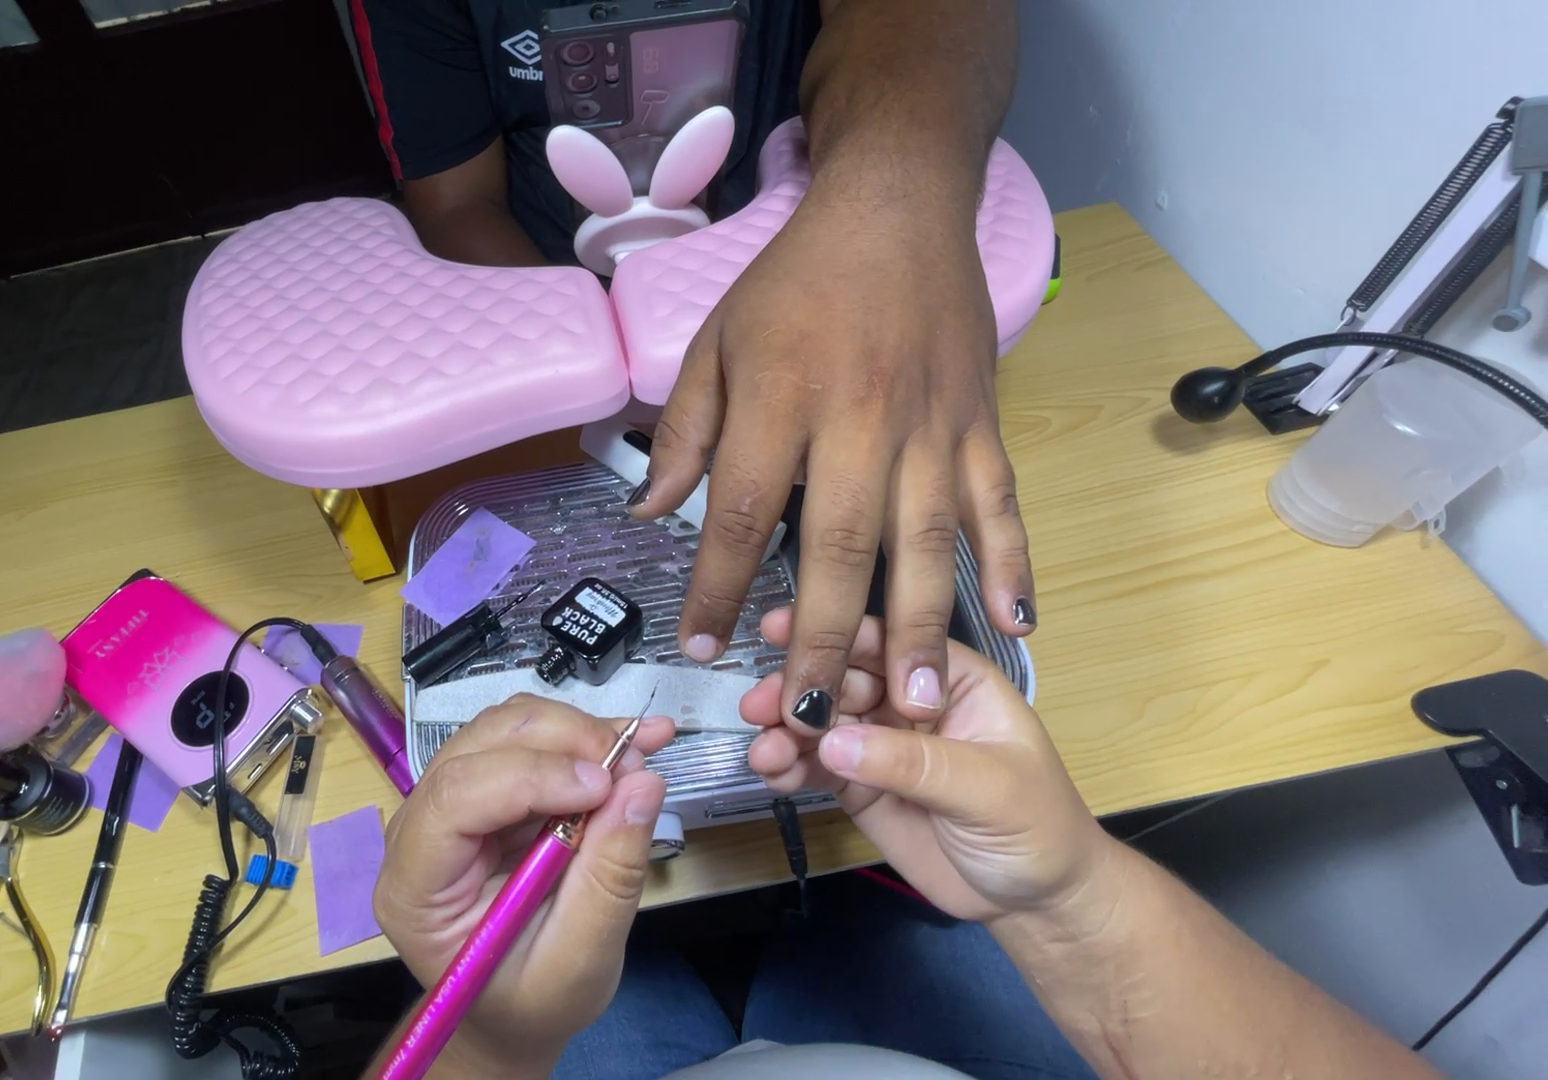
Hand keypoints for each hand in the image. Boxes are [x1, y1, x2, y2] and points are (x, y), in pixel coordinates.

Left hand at [373, 696, 673, 1074]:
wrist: (513, 1004)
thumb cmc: (531, 998)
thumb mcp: (577, 961)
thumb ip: (609, 877)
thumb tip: (643, 785)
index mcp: (416, 885)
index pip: (454, 798)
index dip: (531, 776)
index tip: (604, 786)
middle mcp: (420, 827)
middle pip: (481, 746)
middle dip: (562, 740)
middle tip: (631, 764)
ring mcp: (451, 798)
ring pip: (507, 727)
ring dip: (576, 730)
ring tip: (636, 755)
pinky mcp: (487, 785)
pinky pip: (530, 737)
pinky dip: (583, 734)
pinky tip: (632, 739)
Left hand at [632, 177, 1033, 732]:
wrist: (894, 211)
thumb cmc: (792, 284)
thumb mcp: (713, 344)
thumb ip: (682, 432)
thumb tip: (650, 510)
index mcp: (781, 398)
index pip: (739, 511)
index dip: (714, 585)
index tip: (700, 647)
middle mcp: (859, 421)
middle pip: (837, 546)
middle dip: (820, 639)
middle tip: (810, 718)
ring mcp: (931, 427)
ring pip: (926, 542)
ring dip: (916, 628)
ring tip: (913, 704)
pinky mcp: (980, 425)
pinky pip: (1000, 503)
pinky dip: (1012, 564)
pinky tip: (1017, 625)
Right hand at [741, 607, 1108, 921]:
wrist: (1034, 905)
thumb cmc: (1038, 830)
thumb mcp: (990, 789)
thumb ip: (914, 763)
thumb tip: (835, 743)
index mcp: (948, 678)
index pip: (887, 642)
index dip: (835, 634)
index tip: (779, 633)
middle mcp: (904, 698)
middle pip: (839, 678)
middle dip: (797, 690)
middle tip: (758, 707)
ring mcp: (876, 742)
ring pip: (819, 722)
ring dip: (785, 733)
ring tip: (764, 755)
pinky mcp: (855, 783)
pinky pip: (814, 767)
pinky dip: (788, 768)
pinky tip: (772, 775)